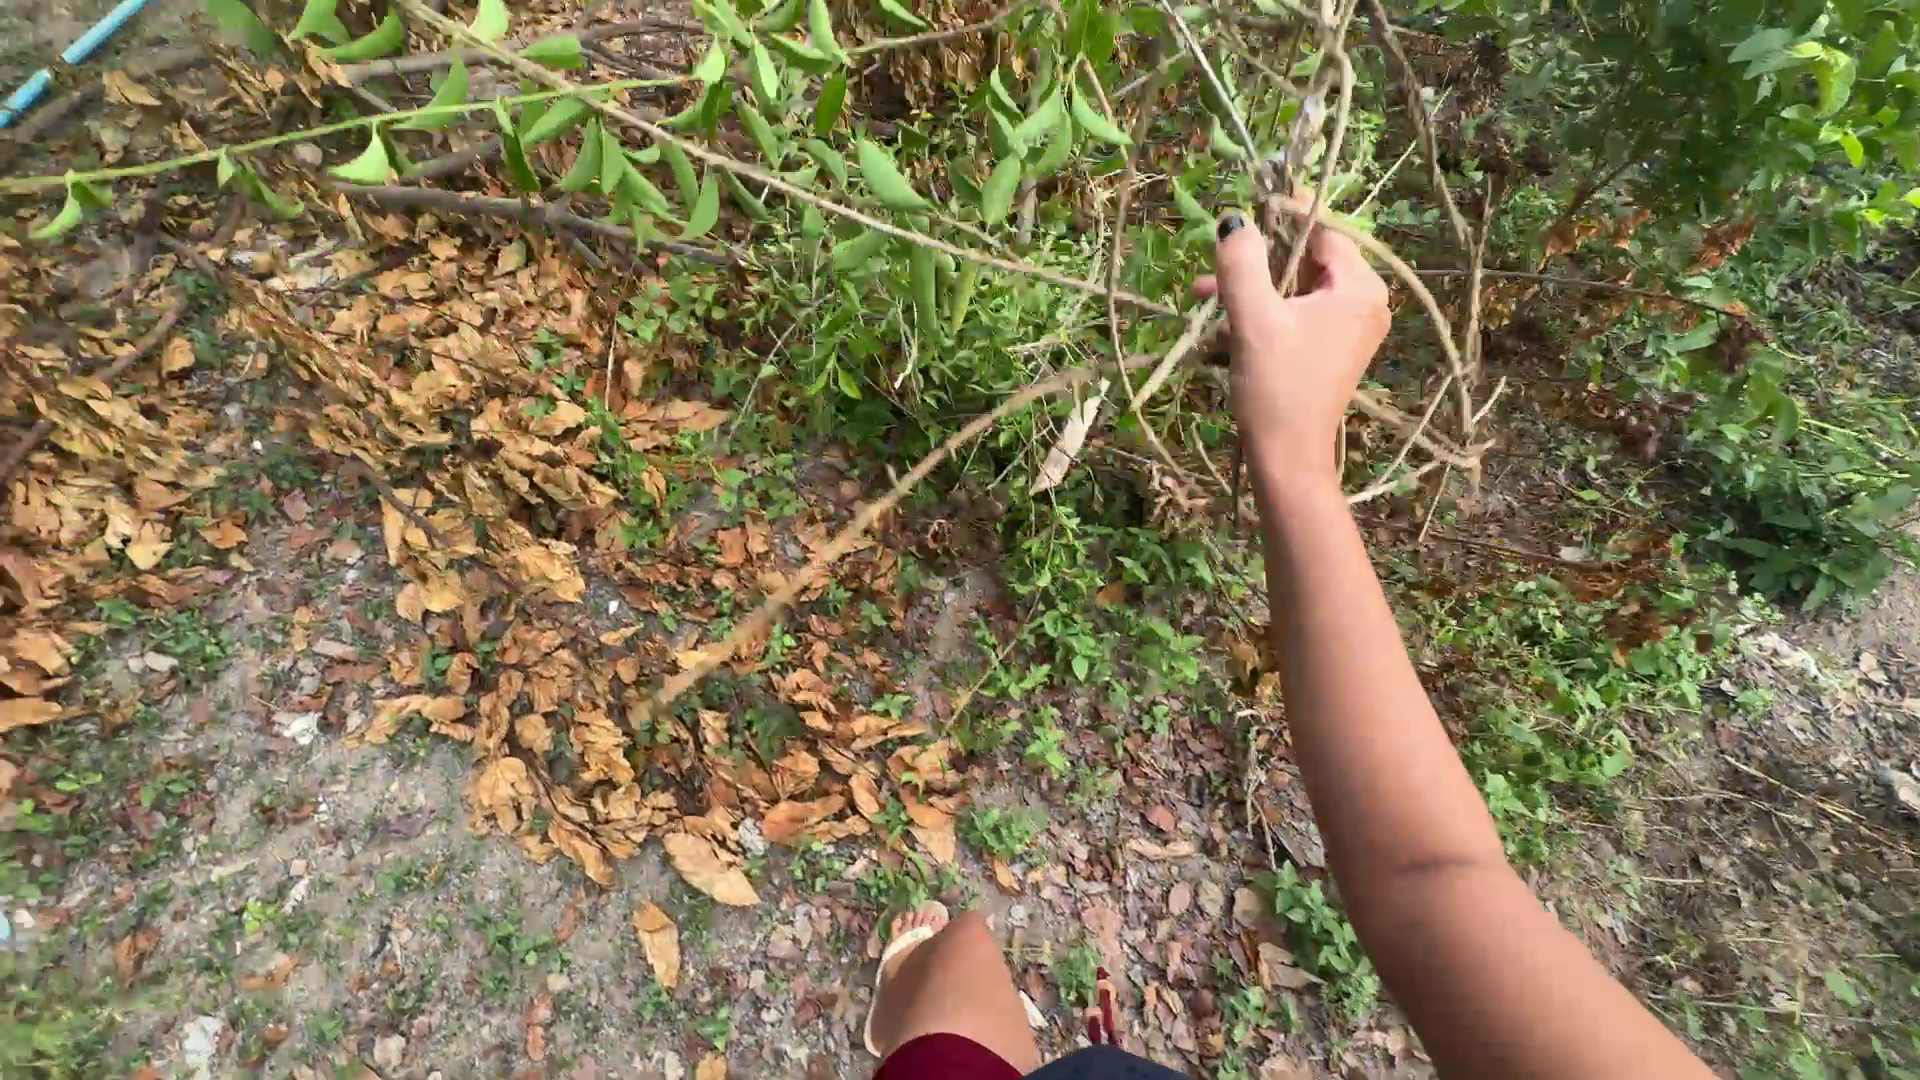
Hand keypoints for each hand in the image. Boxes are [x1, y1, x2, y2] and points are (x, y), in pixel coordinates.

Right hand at [1194, 213, 1389, 471]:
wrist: (1287, 457)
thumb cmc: (1276, 387)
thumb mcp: (1254, 321)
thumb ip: (1242, 265)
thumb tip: (1233, 220)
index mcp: (1358, 289)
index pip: (1321, 233)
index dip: (1280, 221)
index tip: (1240, 217)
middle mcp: (1363, 304)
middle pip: (1304, 264)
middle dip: (1254, 268)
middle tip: (1208, 277)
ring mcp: (1347, 331)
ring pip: (1293, 294)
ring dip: (1249, 296)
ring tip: (1205, 306)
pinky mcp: (1328, 354)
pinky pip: (1293, 320)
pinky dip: (1261, 320)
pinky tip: (1224, 334)